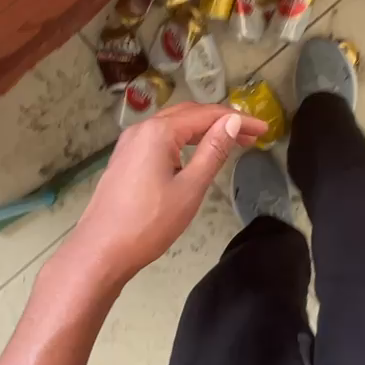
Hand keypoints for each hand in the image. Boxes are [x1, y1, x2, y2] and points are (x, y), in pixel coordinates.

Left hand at [54, 104, 264, 296]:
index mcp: (158, 132)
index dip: (238, 120)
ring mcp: (129, 144)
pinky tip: (195, 154)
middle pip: (188, 114)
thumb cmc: (149, 223)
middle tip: (250, 136)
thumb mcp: (190, 188)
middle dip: (221, 121)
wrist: (101, 250)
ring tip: (230, 143)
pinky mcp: (125, 159)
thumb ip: (213, 151)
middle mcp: (142, 129)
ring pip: (173, 126)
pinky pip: (159, 139)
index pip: (206, 115)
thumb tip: (232, 122)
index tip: (263, 130)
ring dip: (202, 130)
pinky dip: (183, 140)